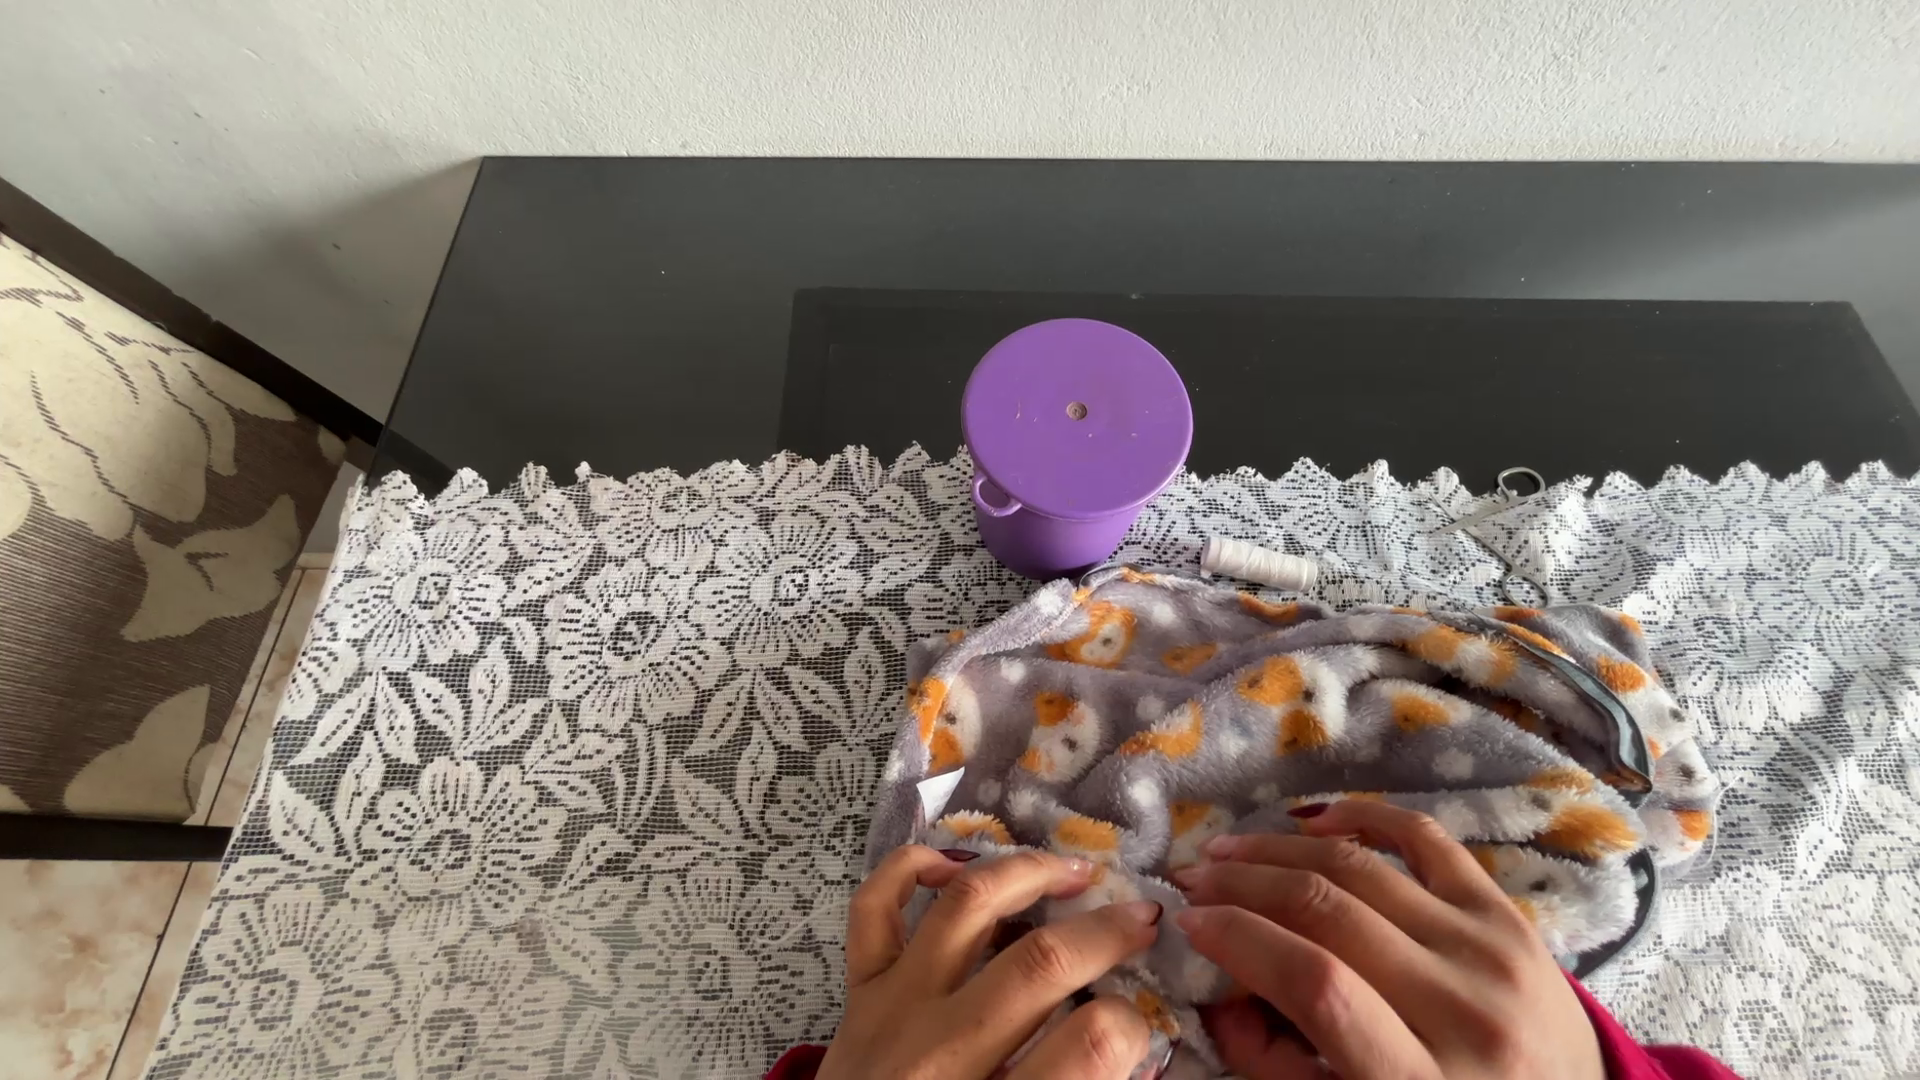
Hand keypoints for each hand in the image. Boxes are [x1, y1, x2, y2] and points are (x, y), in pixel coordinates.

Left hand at [820, 846, 1166, 1079]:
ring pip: (965, 906)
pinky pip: (874, 907)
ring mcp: (891, 1007)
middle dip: (1104, 933)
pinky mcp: (857, 989)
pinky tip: (950, 865)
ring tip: (1071, 871)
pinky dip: (908, 868)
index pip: (1087, 1048)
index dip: (1130, 1024)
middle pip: (1036, 964)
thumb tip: (1125, 1041)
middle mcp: (938, 1050)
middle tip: (1141, 917)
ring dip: (1027, 874)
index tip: (1138, 1020)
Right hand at [1172, 801, 1605, 1079]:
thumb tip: (1216, 983)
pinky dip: (1359, 814)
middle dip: (1241, 885)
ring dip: (1275, 848)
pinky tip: (1309, 820)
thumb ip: (1270, 1063)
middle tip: (1193, 880)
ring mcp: (1495, 952)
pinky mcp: (1510, 915)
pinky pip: (1424, 837)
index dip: (1239, 940)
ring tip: (1226, 849)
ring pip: (1358, 867)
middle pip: (1328, 912)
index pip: (1317, 984)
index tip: (1187, 921)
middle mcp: (1470, 1012)